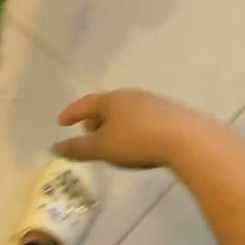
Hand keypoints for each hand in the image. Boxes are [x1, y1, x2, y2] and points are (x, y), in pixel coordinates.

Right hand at [52, 89, 209, 169]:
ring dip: (114, 125)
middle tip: (86, 134)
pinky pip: (142, 119)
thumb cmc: (137, 141)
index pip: (84, 103)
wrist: (189, 140)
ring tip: (111, 141)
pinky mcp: (171, 114)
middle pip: (106, 106)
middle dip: (93, 119)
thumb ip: (77, 148)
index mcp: (111, 100)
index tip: (61, 122)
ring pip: (125, 112)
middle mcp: (131, 96)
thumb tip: (55, 147)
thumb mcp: (102, 148)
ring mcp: (153, 103)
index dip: (71, 113)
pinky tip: (137, 142)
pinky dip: (132, 128)